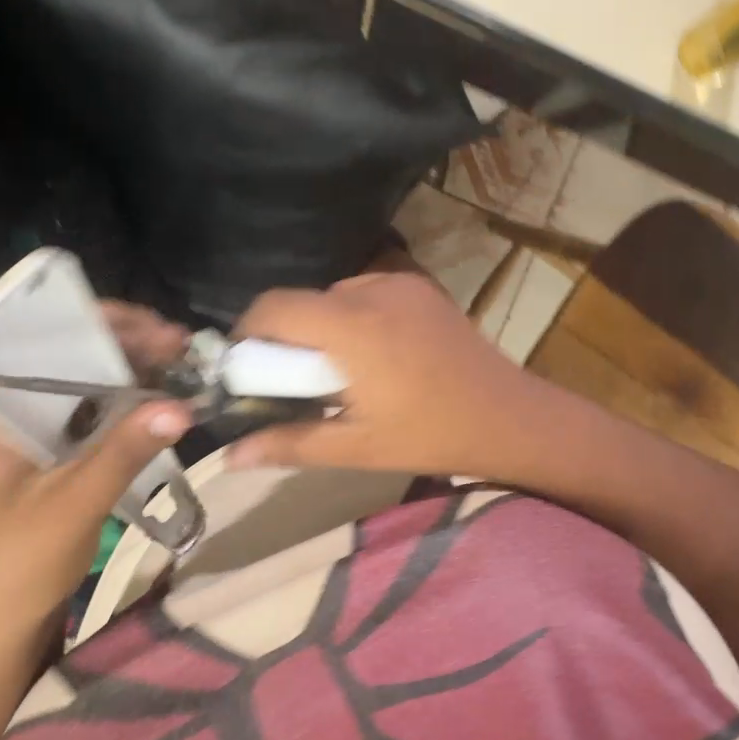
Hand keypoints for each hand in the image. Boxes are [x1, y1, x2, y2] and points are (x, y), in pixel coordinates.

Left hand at [0, 301, 192, 637]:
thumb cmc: (13, 568)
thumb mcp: (72, 506)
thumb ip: (123, 452)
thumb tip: (183, 406)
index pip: (35, 337)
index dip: (96, 322)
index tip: (150, 327)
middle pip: (61, 353)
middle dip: (121, 343)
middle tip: (178, 344)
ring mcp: (20, 430)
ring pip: (76, 379)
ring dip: (125, 369)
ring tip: (177, 362)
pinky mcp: (42, 452)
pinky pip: (83, 410)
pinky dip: (119, 401)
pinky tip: (156, 398)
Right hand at [227, 273, 543, 476]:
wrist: (509, 417)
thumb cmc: (430, 436)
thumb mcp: (357, 447)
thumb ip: (290, 444)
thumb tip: (229, 456)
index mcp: (351, 328)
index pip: (274, 307)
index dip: (248, 332)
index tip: (246, 368)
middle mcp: (371, 291)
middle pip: (303, 300)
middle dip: (287, 336)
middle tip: (294, 381)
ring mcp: (401, 283)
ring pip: (334, 294)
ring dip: (322, 326)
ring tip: (339, 371)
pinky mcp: (421, 285)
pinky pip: (366, 291)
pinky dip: (353, 316)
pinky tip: (373, 354)